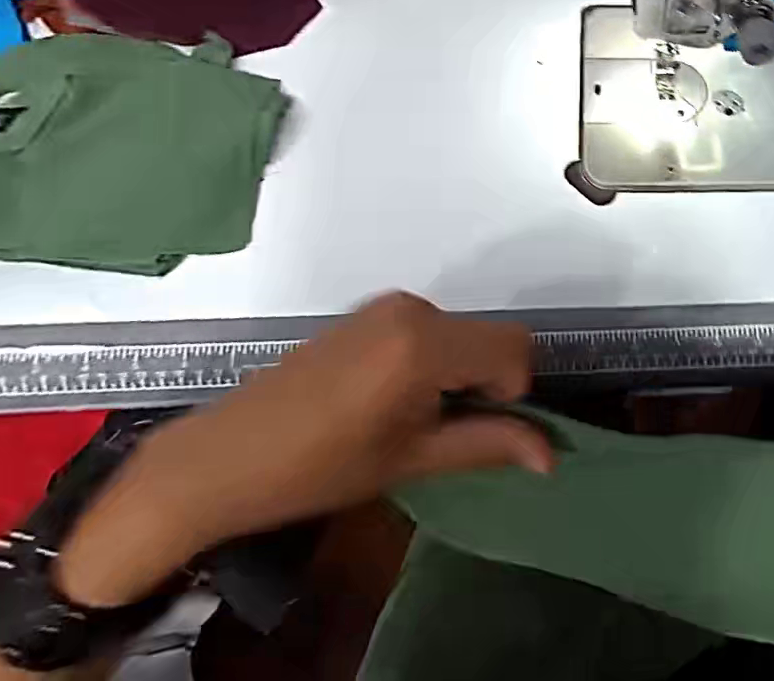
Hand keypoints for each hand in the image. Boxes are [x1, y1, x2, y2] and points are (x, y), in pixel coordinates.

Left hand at [56, 292, 552, 605]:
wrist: (222, 458)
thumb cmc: (317, 468)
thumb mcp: (412, 460)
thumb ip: (488, 445)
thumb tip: (551, 456)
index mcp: (424, 342)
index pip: (515, 346)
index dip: (512, 390)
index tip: (472, 425)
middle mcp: (414, 308)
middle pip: (490, 337)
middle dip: (485, 382)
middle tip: (441, 428)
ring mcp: (389, 304)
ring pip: (463, 332)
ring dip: (459, 371)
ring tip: (409, 416)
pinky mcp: (370, 310)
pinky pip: (431, 327)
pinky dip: (433, 358)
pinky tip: (388, 396)